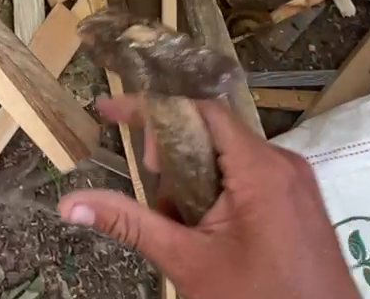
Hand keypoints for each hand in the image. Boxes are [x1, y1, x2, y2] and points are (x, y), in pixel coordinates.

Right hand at [59, 97, 357, 298]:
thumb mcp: (188, 263)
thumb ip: (129, 223)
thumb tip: (68, 204)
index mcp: (261, 169)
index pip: (196, 107)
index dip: (150, 107)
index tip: (107, 112)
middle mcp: (283, 163)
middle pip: (208, 129)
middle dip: (170, 152)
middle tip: (154, 188)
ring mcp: (296, 183)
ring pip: (225, 152)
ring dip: (191, 175)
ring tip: (180, 219)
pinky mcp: (301, 203)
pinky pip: (247, 173)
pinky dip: (215, 188)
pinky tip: (205, 227)